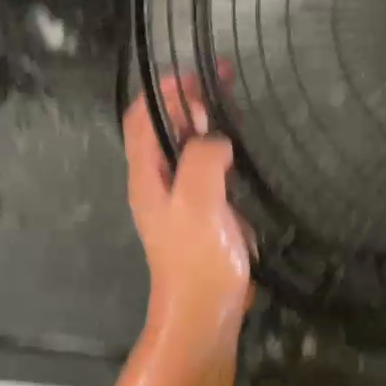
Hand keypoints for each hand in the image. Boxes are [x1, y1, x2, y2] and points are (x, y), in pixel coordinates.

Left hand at [123, 75, 252, 334]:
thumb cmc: (196, 258)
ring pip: (187, 145)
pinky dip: (220, 145)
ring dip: (205, 120)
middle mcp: (159, 181)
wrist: (205, 311)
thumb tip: (217, 139)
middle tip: (225, 82)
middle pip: (163, 127)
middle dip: (187, 99)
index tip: (197, 75)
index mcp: (148, 176)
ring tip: (236, 104)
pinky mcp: (205, 210)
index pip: (141, 119)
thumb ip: (202, 160)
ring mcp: (182, 196)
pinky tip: (244, 145)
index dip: (163, 91)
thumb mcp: (197, 203)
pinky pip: (208, 165)